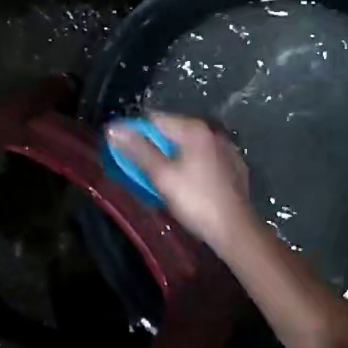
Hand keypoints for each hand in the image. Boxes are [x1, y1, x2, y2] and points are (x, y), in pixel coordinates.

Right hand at [106, 112, 252, 247]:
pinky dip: (192, 164)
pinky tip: (188, 183)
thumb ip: (138, 150)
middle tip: (141, 169)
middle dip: (155, 146)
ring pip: (189, 145)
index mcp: (194, 129)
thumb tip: (113, 128)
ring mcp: (226, 147)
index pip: (156, 119)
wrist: (235, 228)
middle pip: (173, 130)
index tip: (124, 151)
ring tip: (162, 178)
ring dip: (173, 155)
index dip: (136, 133)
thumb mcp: (162, 176)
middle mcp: (212, 131)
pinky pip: (205, 156)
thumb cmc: (195, 201)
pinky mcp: (234, 164)